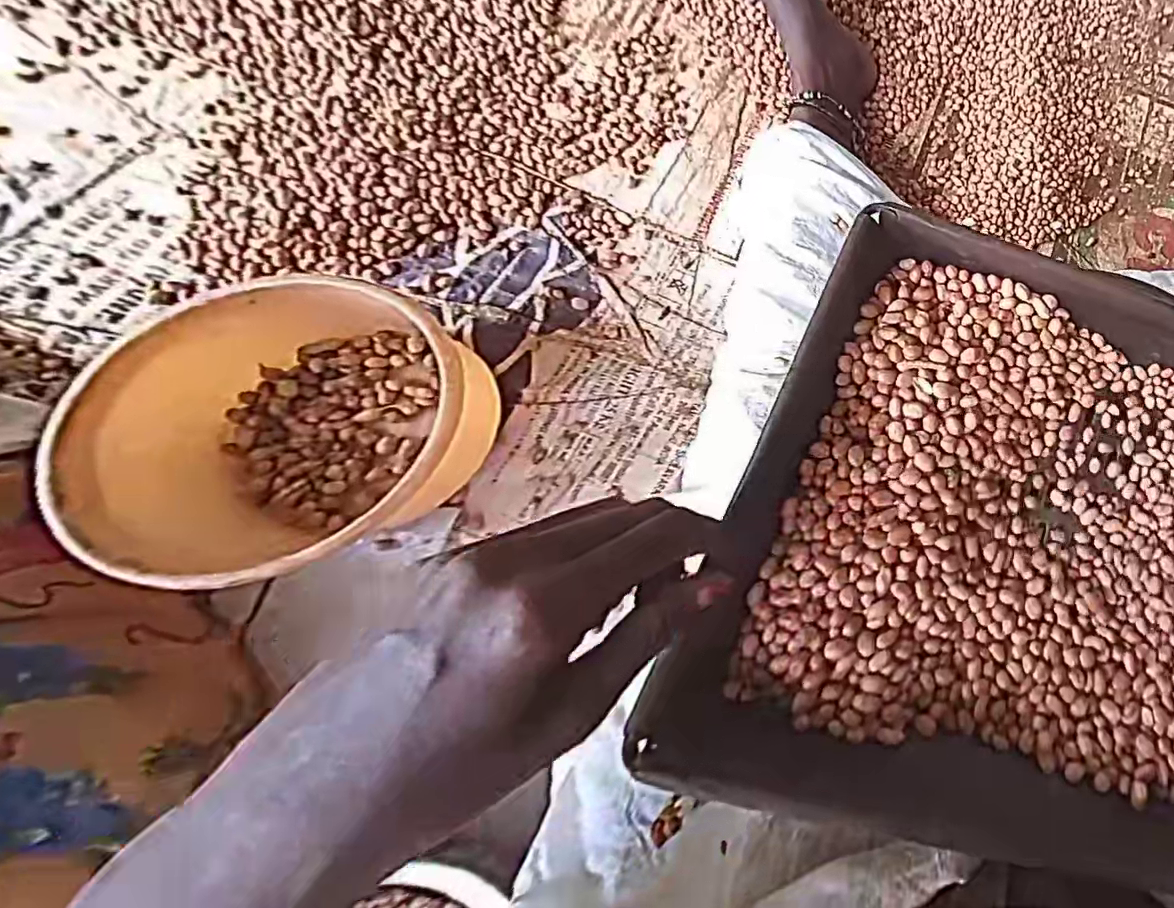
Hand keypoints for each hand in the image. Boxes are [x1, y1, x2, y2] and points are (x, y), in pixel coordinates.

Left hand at [76, 497, 730, 907]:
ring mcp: (477, 551)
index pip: (656, 533)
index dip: (706, 533)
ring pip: (592, 513)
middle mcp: (510, 558)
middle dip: (675, 532)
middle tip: (690, 581)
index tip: (729, 553)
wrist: (309, 798)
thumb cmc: (452, 776)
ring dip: (634, 537)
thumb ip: (648, 635)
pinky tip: (582, 597)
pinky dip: (590, 545)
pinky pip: (550, 529)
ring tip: (638, 595)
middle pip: (629, 510)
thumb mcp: (570, 716)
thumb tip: (715, 583)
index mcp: (541, 606)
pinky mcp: (456, 556)